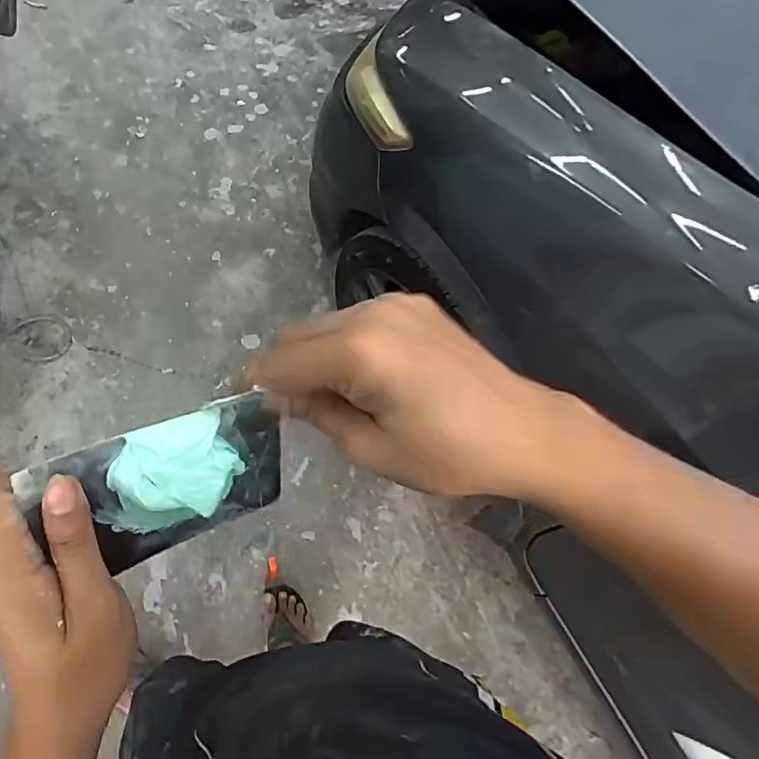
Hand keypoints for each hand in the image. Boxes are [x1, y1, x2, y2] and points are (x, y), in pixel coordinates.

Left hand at [0, 470, 135, 749]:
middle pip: (2, 508)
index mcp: (9, 568)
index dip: (28, 473)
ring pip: (10, 526)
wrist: (61, 726)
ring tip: (92, 516)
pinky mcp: (9, 597)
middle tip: (94, 496)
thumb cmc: (84, 664)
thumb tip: (58, 483)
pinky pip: (17, 547)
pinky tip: (78, 546)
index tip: (72, 470)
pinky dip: (43, 534)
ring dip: (46, 512)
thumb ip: (73, 540)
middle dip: (43, 490)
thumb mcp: (92, 598)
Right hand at [246, 293, 632, 502]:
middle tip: (283, 408)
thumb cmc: (451, 454)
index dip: (253, 381)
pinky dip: (340, 343)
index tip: (233, 400)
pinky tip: (359, 375)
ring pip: (324, 323)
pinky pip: (355, 319)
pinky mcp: (414, 305)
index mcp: (360, 351)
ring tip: (327, 395)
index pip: (283, 361)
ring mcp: (396, 304)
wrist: (526, 430)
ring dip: (310, 354)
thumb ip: (318, 414)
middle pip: (297, 334)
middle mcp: (372, 313)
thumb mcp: (374, 450)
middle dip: (280, 367)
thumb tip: (280, 396)